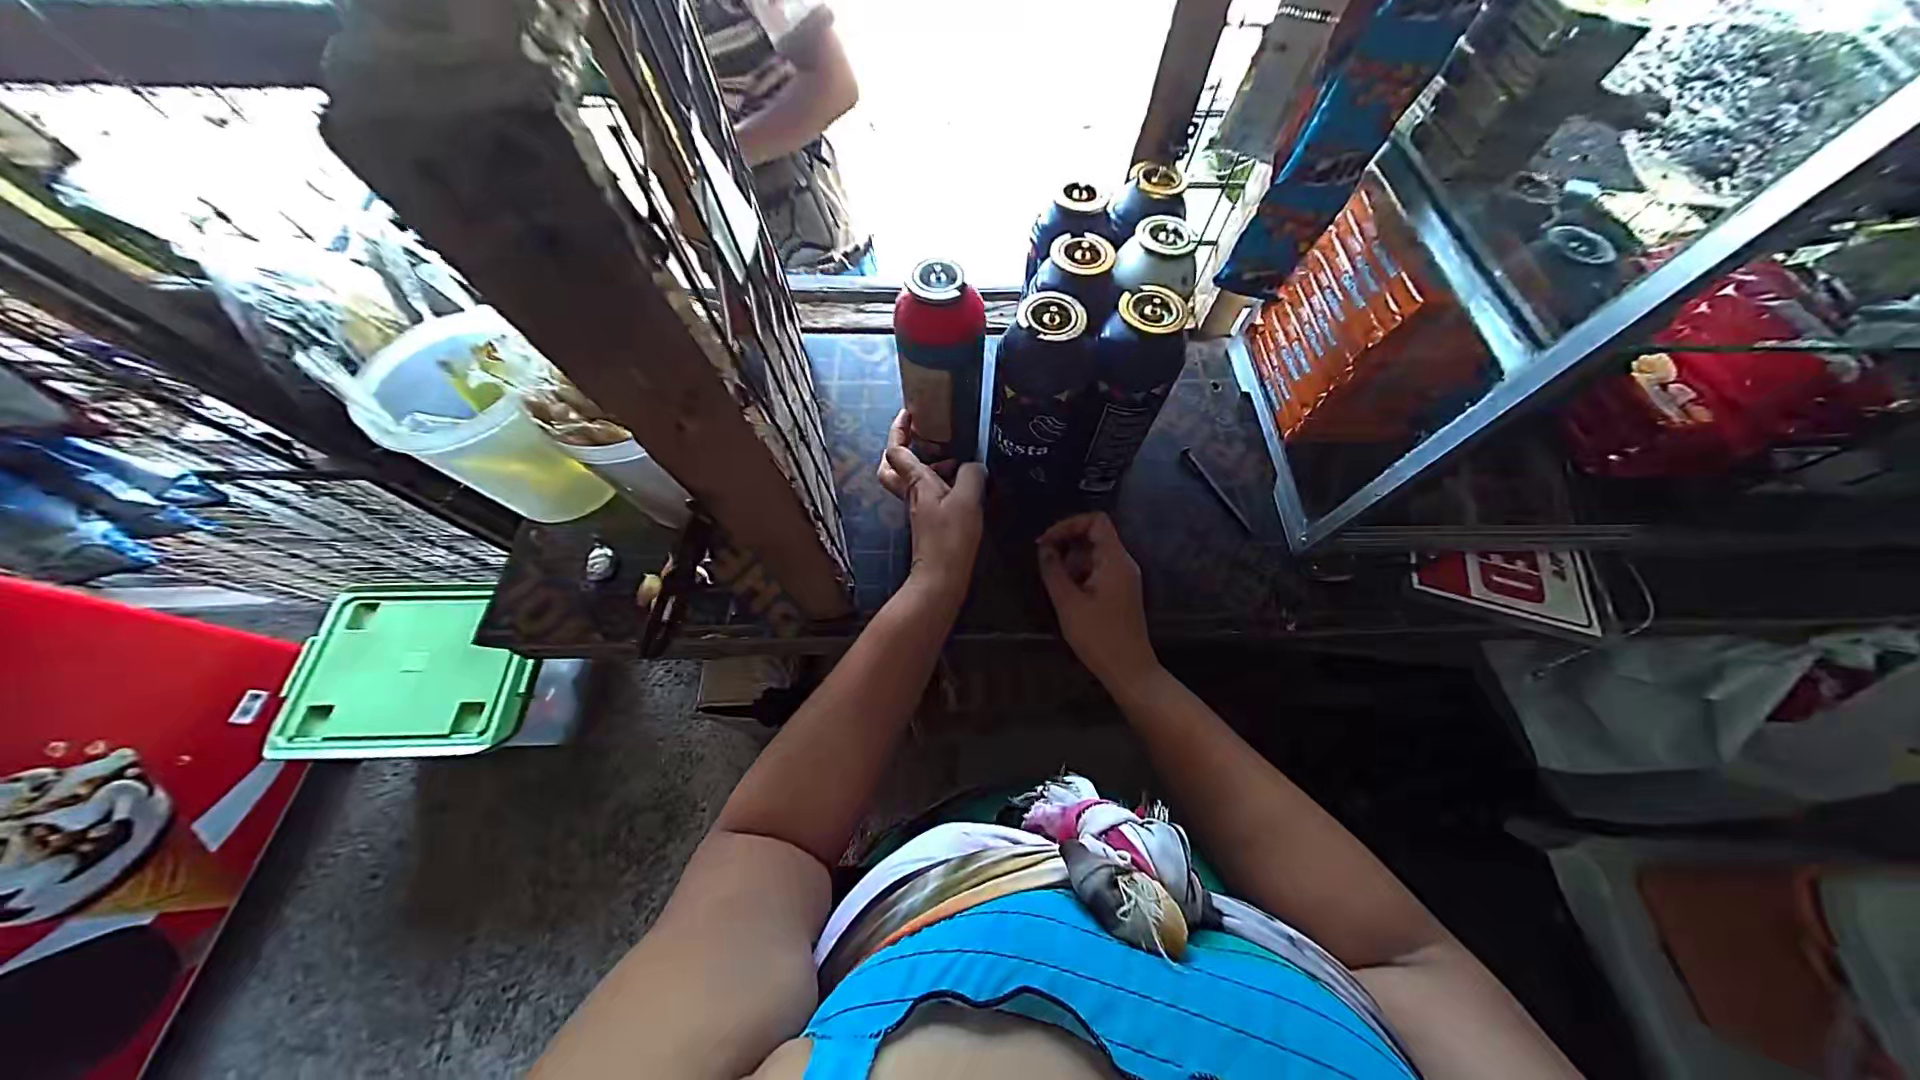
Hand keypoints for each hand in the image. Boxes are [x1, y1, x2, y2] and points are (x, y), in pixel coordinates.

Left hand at [877, 412, 982, 603]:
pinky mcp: (929, 521)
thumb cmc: (951, 537)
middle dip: (899, 449)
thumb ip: (972, 475)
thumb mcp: (968, 499)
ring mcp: (919, 508)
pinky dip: (940, 484)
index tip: (910, 413)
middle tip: (919, 437)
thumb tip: (975, 465)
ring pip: (911, 480)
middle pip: (891, 467)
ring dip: (926, 466)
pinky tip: (962, 487)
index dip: (899, 429)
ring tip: (954, 460)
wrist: (941, 577)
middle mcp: (912, 493)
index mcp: (916, 482)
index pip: (896, 450)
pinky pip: (928, 493)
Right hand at [1036, 512, 1158, 688]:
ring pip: (1094, 555)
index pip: (1096, 521)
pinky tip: (1068, 595)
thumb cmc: (1099, 636)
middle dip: (1067, 544)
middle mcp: (1123, 563)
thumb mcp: (1068, 602)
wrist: (1129, 670)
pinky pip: (1098, 571)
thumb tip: (1044, 549)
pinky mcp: (1121, 592)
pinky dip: (1080, 575)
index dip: (1069, 524)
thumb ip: (1053, 571)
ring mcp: (1124, 578)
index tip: (1047, 542)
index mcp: (1115, 560)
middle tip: (1045, 562)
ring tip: (1056, 585)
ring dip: (1072, 562)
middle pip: (1094, 536)